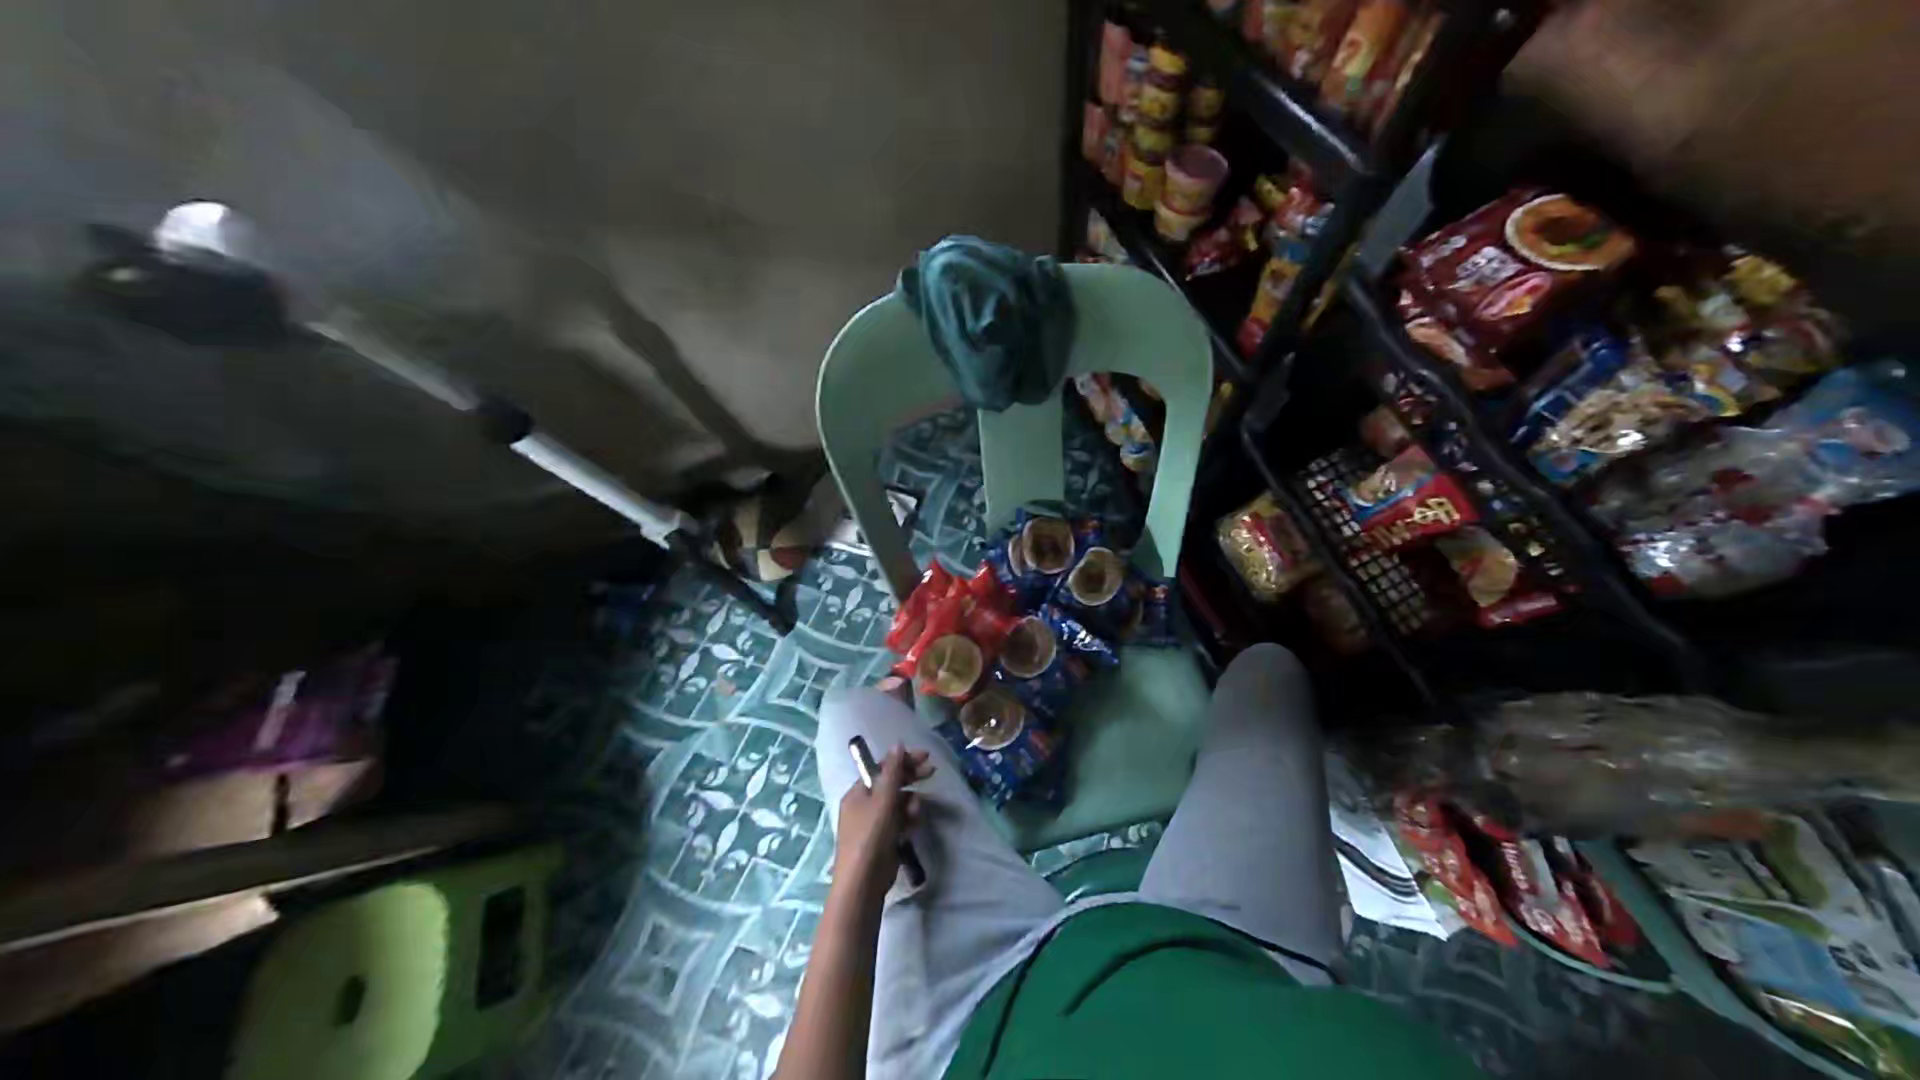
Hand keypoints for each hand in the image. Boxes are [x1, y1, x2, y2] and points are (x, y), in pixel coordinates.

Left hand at [833, 745, 932, 907]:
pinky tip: (912, 825)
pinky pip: (899, 821)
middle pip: (890, 783)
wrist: (863, 882)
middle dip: (911, 777)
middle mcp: (863, 805)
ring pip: (897, 803)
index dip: (902, 760)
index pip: (881, 768)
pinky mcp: (884, 840)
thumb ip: (892, 772)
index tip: (925, 756)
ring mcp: (874, 823)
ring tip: (915, 812)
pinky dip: (907, 820)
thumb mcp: (883, 800)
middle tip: (932, 771)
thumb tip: (897, 744)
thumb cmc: (871, 836)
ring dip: (910, 802)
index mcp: (858, 792)